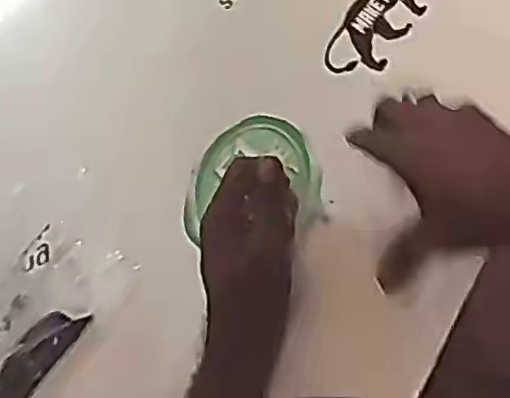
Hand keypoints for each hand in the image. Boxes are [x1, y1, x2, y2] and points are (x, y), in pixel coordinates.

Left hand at [197, 157, 296, 368]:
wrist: (244, 345)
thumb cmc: (257, 293)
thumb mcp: (271, 242)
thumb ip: (270, 201)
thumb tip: (270, 163)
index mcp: (221, 212)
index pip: (240, 168)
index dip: (267, 167)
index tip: (291, 179)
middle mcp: (216, 220)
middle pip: (243, 184)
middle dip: (270, 185)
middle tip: (294, 200)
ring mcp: (222, 238)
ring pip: (247, 203)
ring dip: (269, 203)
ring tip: (291, 218)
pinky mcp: (232, 256)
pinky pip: (249, 222)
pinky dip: (265, 220)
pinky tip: (282, 237)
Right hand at [347, 96, 509, 289]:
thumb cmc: (476, 213)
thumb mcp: (437, 238)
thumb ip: (407, 255)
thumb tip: (383, 281)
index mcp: (401, 149)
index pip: (367, 136)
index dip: (359, 140)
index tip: (356, 143)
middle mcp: (418, 124)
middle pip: (387, 107)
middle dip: (382, 118)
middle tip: (384, 136)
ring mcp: (447, 114)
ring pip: (417, 101)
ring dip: (413, 113)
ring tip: (417, 134)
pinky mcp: (474, 114)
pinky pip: (449, 109)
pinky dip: (446, 119)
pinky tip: (455, 137)